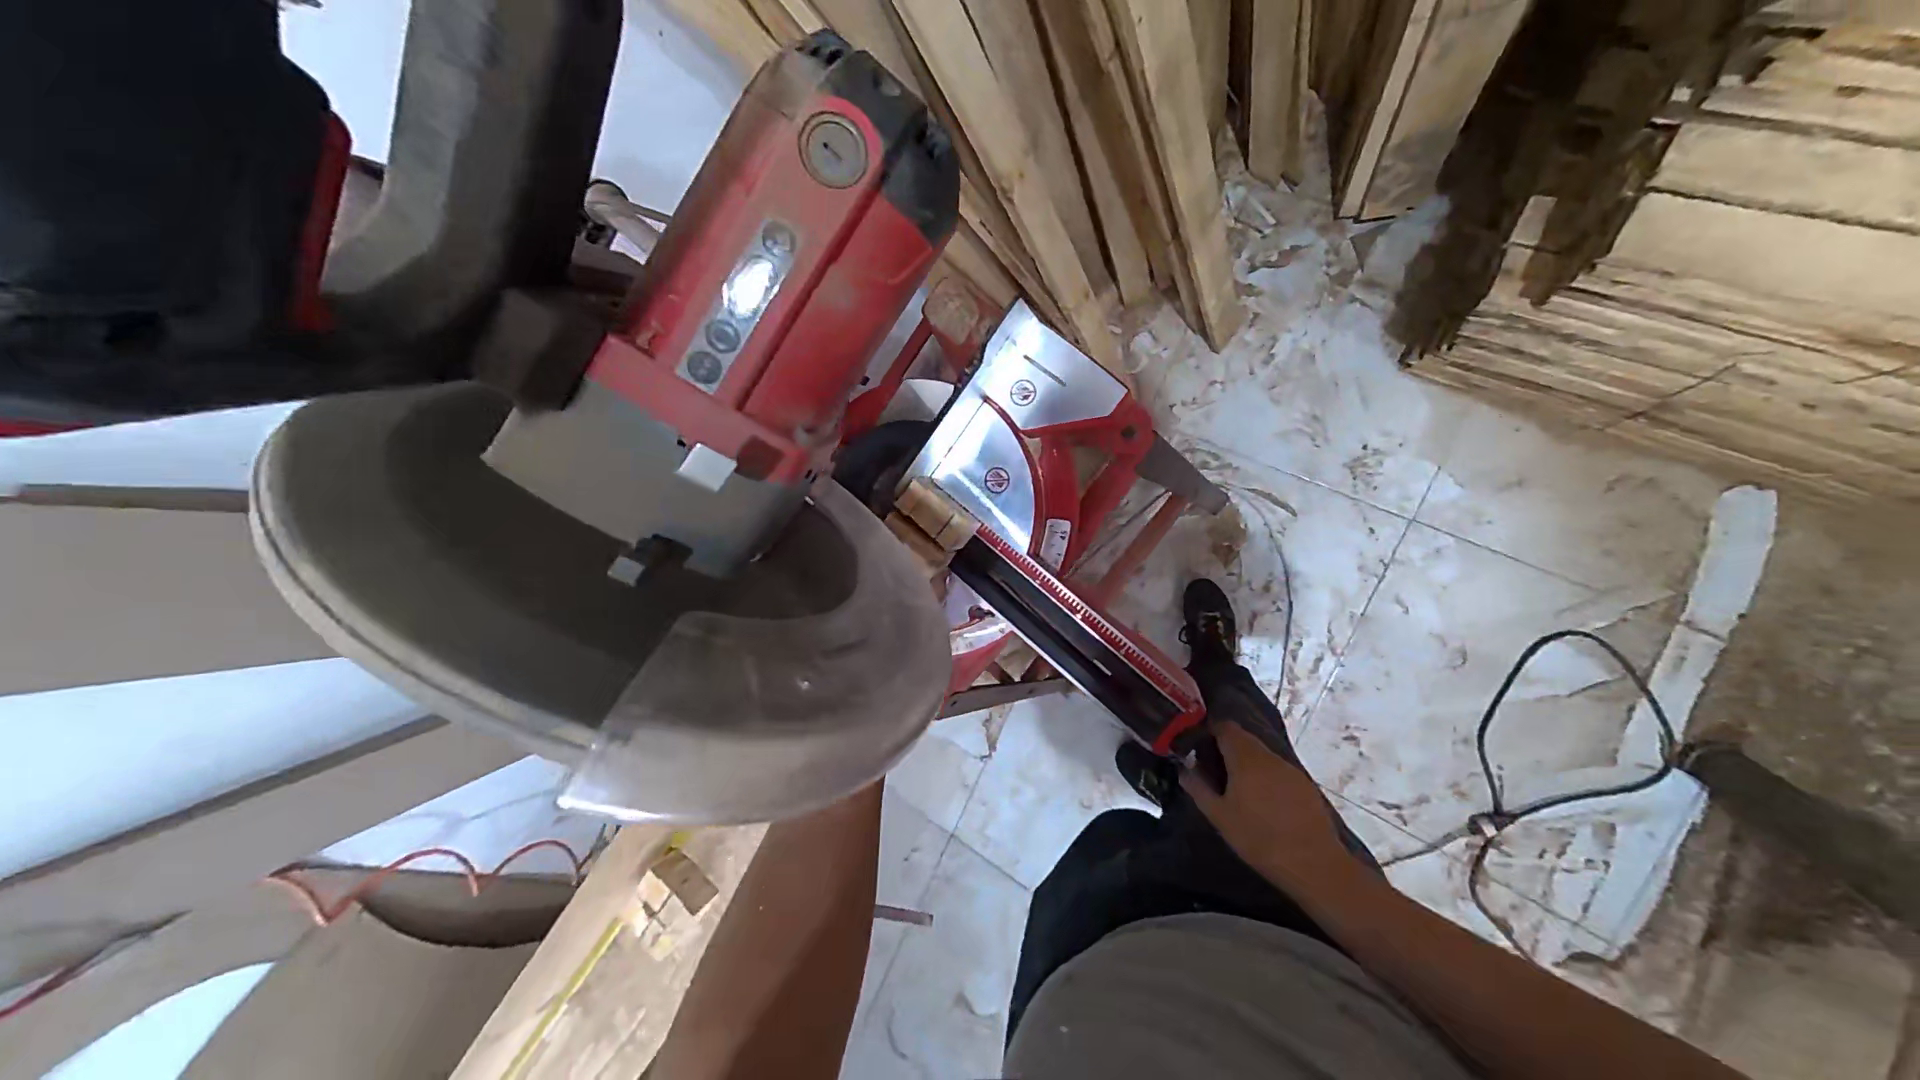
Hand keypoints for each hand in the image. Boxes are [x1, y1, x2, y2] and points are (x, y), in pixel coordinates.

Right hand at [1180, 722, 1357, 889]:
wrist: (1315, 865)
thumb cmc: (1259, 839)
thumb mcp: (1219, 817)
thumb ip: (1198, 788)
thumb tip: (1184, 769)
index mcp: (1246, 759)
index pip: (1225, 727)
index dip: (1209, 731)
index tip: (1197, 747)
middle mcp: (1270, 757)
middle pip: (1244, 739)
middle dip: (1226, 748)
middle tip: (1212, 770)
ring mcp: (1291, 770)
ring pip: (1262, 756)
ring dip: (1247, 763)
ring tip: (1236, 788)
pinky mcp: (1306, 786)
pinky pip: (1278, 771)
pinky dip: (1266, 777)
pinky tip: (1263, 802)